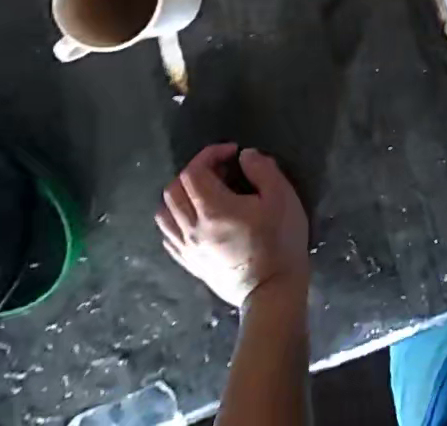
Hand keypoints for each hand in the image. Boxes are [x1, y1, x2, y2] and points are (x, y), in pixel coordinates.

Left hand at [156, 143, 309, 307]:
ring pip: (165, 212)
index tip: (232, 153)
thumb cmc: (280, 242)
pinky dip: (176, 219)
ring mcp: (187, 249)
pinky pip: (169, 236)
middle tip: (221, 172)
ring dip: (181, 194)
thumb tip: (244, 156)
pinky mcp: (190, 264)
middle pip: (174, 188)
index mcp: (213, 209)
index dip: (210, 154)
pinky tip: (197, 218)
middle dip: (195, 171)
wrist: (273, 293)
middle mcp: (192, 228)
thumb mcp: (281, 197)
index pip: (194, 170)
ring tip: (205, 193)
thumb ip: (262, 169)